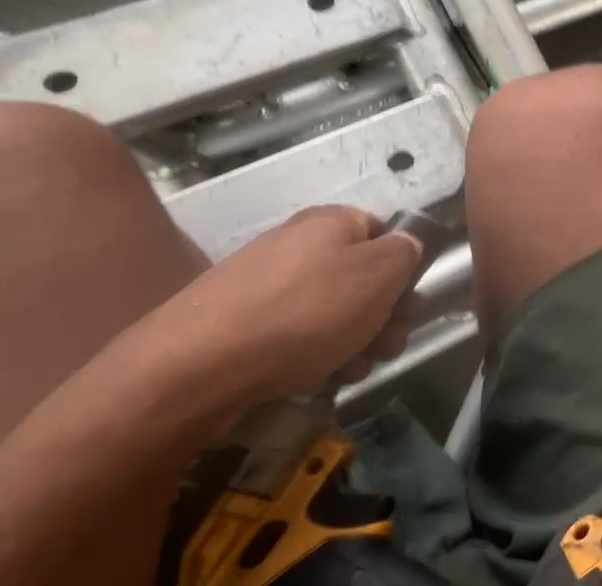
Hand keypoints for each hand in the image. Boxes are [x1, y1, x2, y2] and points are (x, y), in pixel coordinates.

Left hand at [154, 206, 422, 403]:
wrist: (190, 372)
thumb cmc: (304, 313)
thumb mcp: (381, 273)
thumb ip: (407, 250)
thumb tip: (405, 246)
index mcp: (330, 222)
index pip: (386, 231)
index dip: (407, 265)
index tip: (412, 301)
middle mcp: (294, 245)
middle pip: (360, 276)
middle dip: (385, 314)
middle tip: (391, 343)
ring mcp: (260, 288)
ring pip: (331, 312)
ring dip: (356, 341)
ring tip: (356, 368)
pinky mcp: (234, 328)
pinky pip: (292, 336)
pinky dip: (314, 356)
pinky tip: (320, 378)